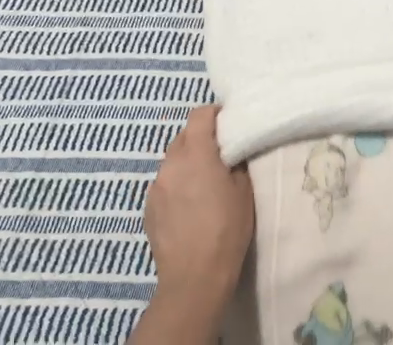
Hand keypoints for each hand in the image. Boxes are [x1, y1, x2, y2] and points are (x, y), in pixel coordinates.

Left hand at [145, 106, 254, 308]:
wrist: (195, 277)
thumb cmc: (227, 229)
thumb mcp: (244, 190)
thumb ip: (234, 162)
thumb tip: (229, 152)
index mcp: (195, 153)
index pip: (200, 115)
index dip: (215, 114)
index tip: (229, 125)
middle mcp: (170, 163)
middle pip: (184, 136)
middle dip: (201, 139)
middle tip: (220, 155)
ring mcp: (155, 187)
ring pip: (172, 161)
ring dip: (187, 162)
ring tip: (203, 182)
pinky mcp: (148, 208)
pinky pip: (164, 184)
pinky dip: (176, 184)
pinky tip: (189, 205)